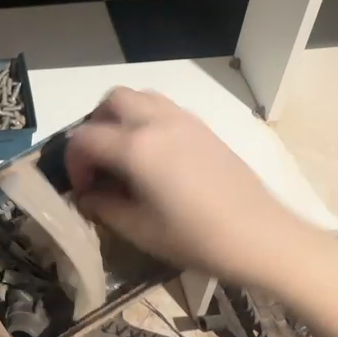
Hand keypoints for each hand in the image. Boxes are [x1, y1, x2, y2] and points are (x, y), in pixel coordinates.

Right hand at [65, 87, 327, 287]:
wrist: (264, 238)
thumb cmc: (198, 239)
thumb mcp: (140, 231)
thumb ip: (104, 207)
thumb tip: (86, 195)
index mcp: (136, 148)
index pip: (85, 138)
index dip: (74, 162)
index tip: (81, 188)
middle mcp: (156, 122)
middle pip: (111, 101)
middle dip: (94, 126)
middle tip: (98, 161)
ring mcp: (183, 120)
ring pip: (139, 97)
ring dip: (121, 117)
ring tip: (123, 152)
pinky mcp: (203, 128)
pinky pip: (163, 108)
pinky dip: (146, 119)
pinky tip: (154, 156)